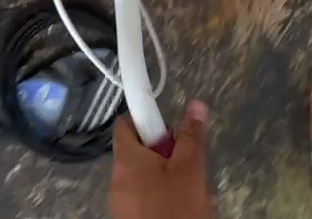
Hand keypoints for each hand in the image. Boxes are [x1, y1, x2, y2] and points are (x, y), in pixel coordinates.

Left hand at [107, 100, 214, 218]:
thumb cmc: (175, 210)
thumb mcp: (190, 169)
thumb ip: (191, 136)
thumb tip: (195, 104)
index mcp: (125, 158)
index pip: (125, 122)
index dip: (146, 118)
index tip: (169, 130)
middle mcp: (116, 177)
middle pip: (138, 150)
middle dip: (164, 152)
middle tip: (187, 164)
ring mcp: (120, 202)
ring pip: (144, 176)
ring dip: (165, 176)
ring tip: (189, 191)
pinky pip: (143, 198)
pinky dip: (160, 197)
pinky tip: (181, 210)